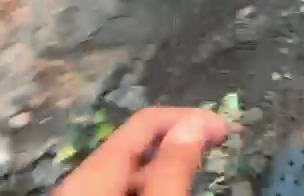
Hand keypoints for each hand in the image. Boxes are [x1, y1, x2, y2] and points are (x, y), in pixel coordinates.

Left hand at [55, 107, 229, 195]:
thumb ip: (172, 168)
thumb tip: (196, 123)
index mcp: (95, 170)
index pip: (147, 120)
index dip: (190, 116)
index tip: (226, 129)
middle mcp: (79, 178)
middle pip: (135, 142)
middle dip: (179, 137)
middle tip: (218, 145)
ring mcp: (77, 194)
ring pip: (126, 167)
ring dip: (164, 161)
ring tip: (196, 167)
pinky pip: (116, 185)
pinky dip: (145, 180)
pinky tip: (164, 187)